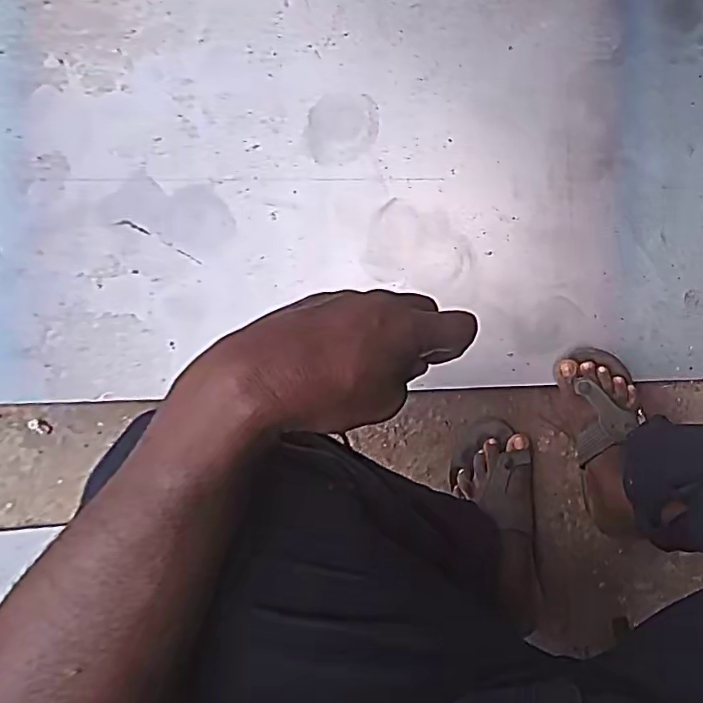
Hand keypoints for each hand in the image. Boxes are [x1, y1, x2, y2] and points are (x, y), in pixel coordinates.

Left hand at [175, 290, 476, 434]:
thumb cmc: (308, 392)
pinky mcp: (312, 305)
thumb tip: (398, 372)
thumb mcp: (382, 403)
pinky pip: (347, 312)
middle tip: (411, 362)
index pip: (458, 325)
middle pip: (423, 310)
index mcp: (405, 325)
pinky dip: (350, 331)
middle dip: (422, 334)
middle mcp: (378, 304)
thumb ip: (403, 380)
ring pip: (382, 310)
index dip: (457, 342)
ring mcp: (343, 300)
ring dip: (383, 332)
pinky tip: (332, 362)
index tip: (450, 350)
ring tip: (364, 368)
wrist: (243, 384)